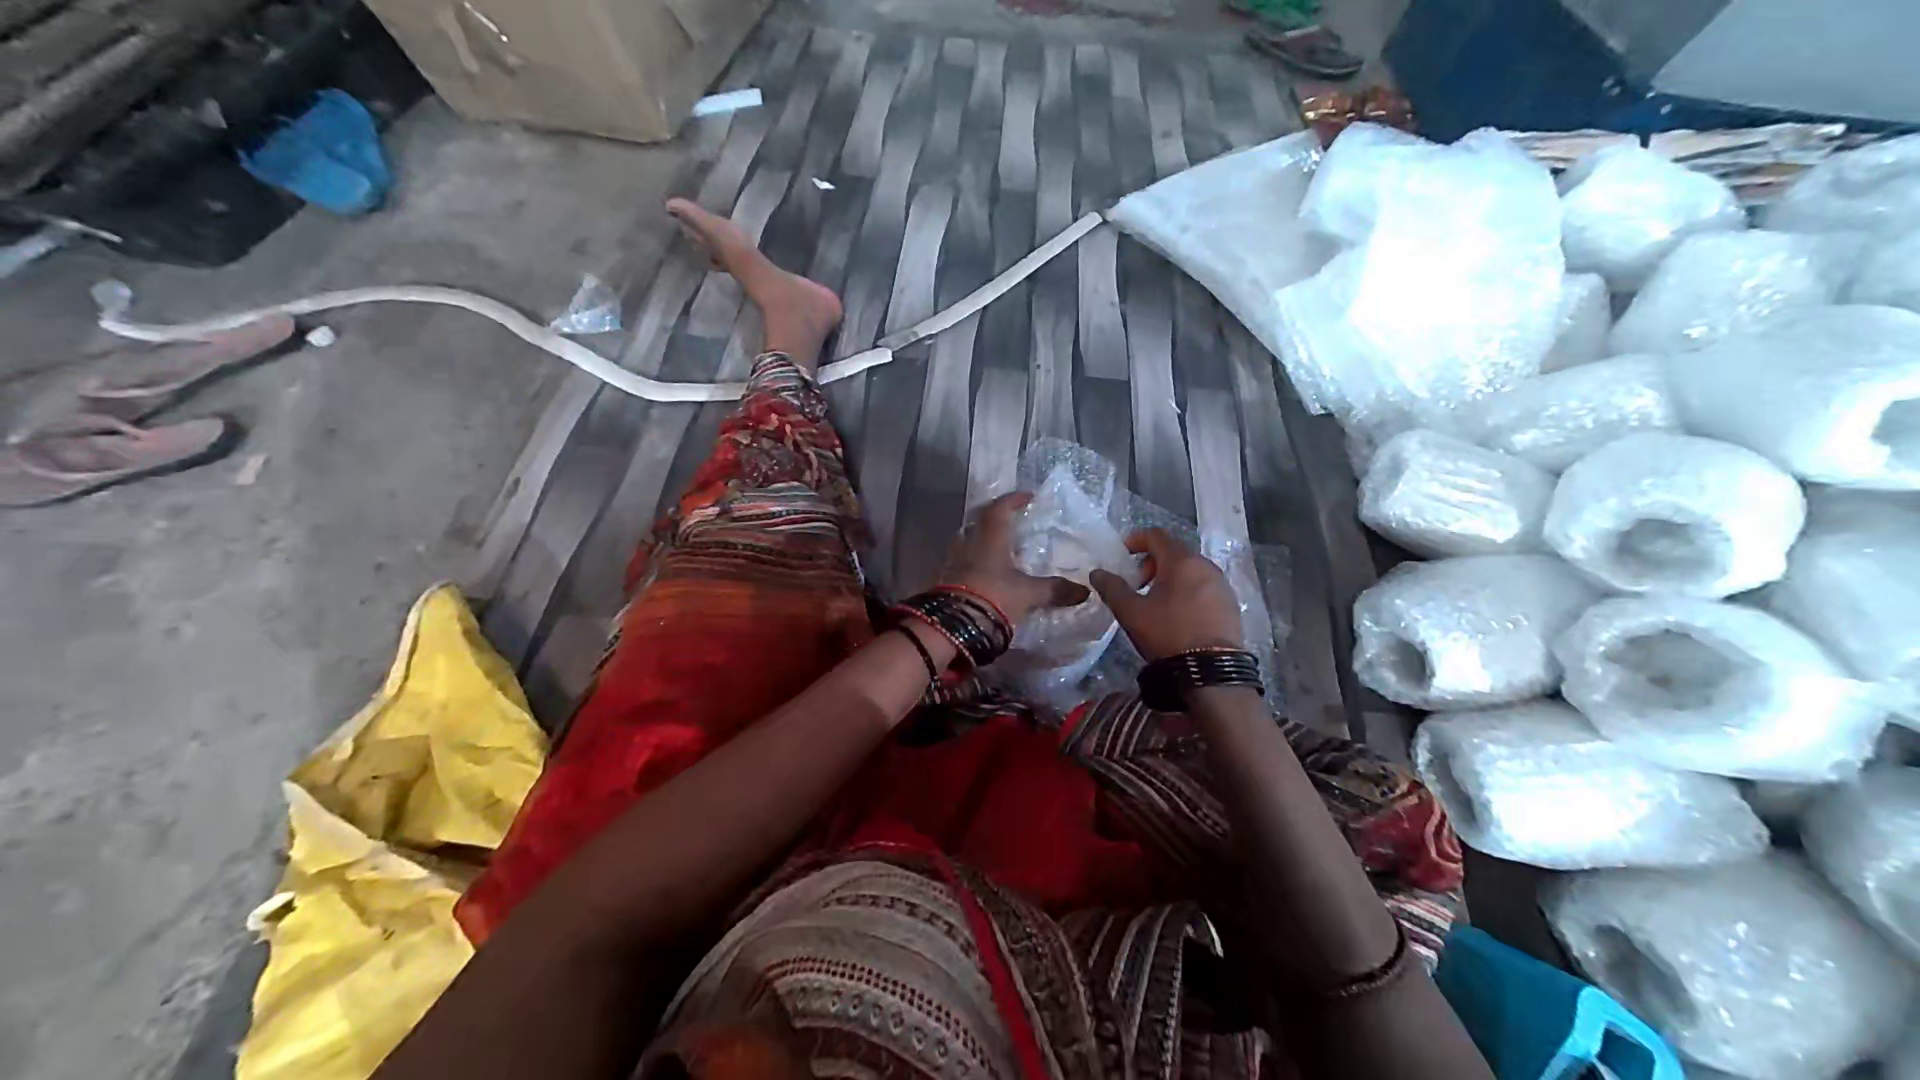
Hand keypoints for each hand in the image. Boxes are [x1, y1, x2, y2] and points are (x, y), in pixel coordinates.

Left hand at [940, 493, 1090, 624]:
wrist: (954, 625)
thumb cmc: (993, 597)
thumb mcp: (1028, 594)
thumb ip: (1055, 590)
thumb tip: (1084, 591)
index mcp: (990, 538)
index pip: (1000, 509)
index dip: (1013, 500)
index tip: (1027, 497)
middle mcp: (969, 543)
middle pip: (980, 521)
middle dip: (996, 518)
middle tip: (1012, 520)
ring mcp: (954, 560)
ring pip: (969, 540)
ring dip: (983, 539)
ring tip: (1000, 546)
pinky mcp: (946, 579)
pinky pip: (962, 560)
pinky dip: (975, 559)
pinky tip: (986, 571)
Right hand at [1090, 529, 1243, 660]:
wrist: (1211, 672)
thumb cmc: (1168, 634)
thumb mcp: (1131, 612)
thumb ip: (1112, 588)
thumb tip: (1098, 573)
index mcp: (1182, 561)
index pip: (1156, 535)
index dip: (1135, 540)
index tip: (1122, 556)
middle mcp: (1206, 565)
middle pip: (1174, 552)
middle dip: (1151, 564)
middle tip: (1136, 586)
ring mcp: (1222, 585)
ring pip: (1190, 570)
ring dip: (1169, 579)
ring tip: (1156, 603)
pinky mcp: (1231, 604)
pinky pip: (1204, 587)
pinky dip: (1187, 591)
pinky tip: (1178, 616)